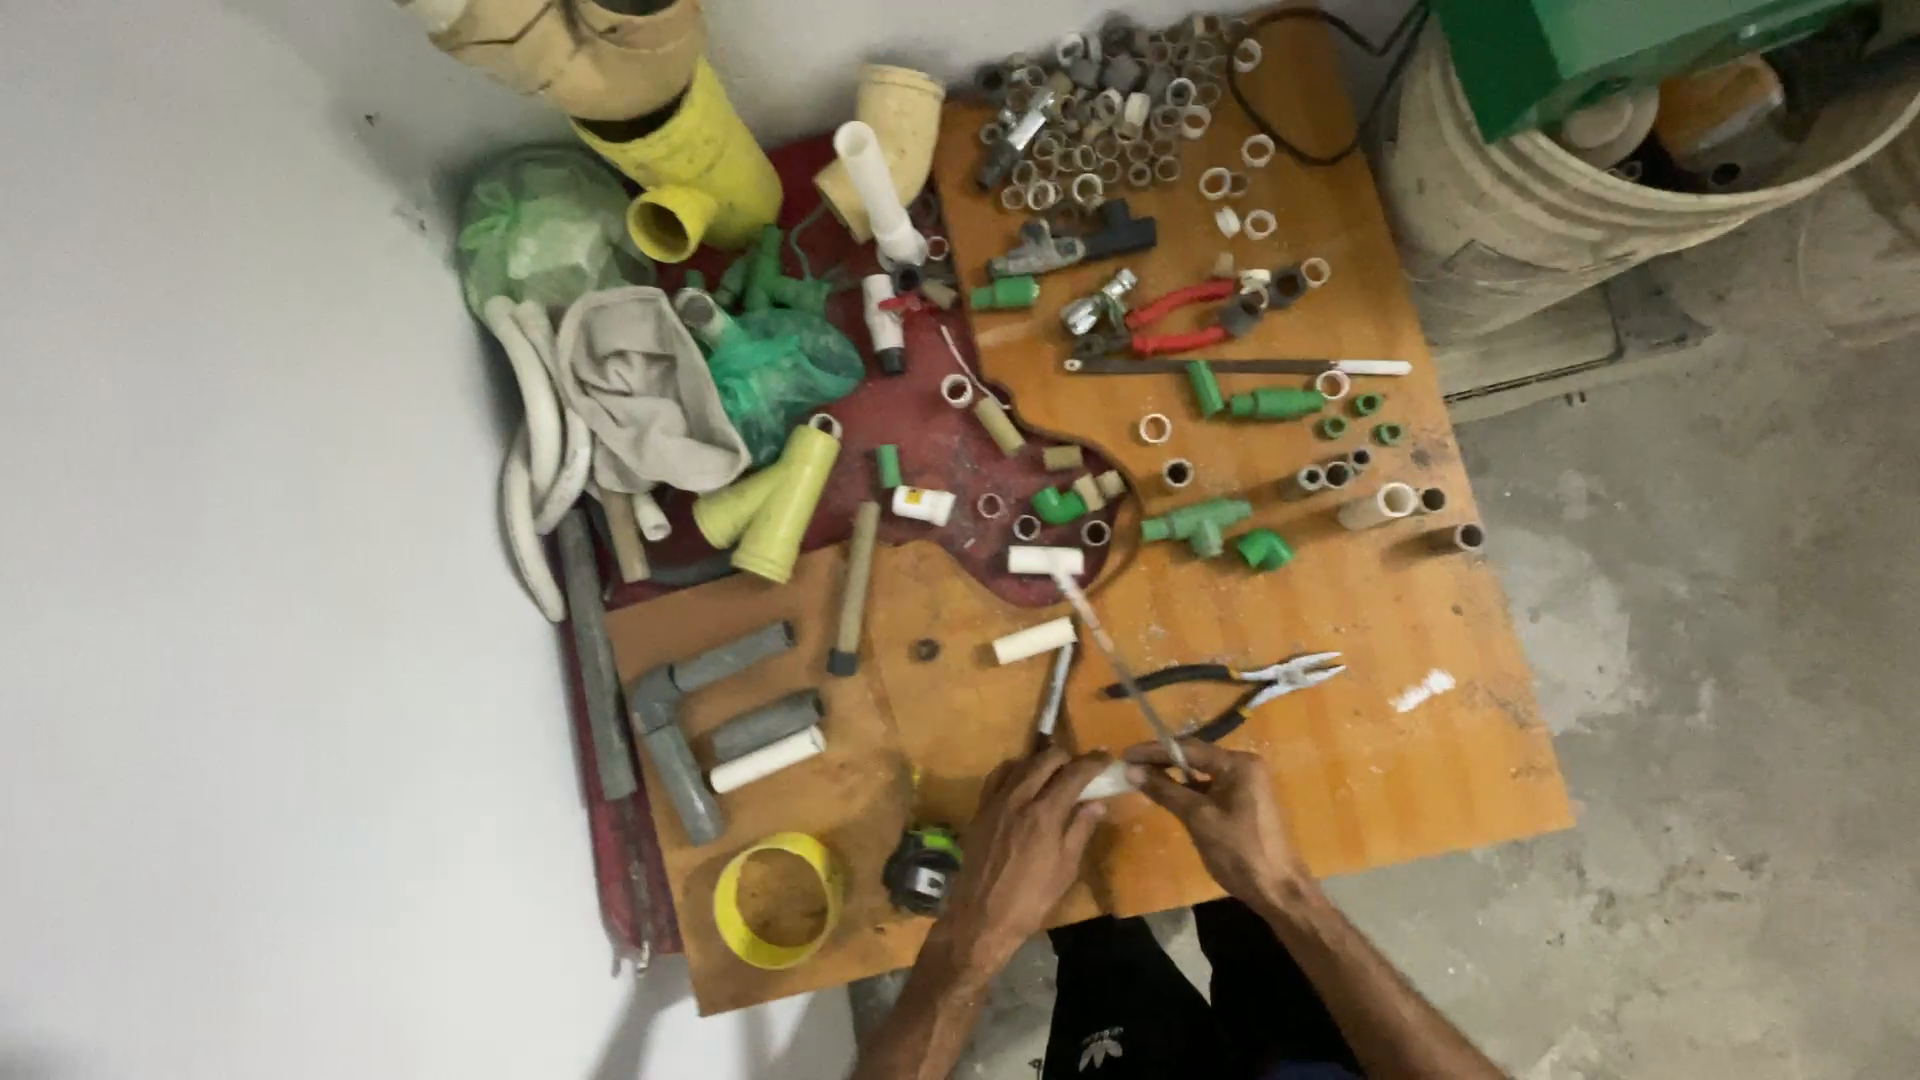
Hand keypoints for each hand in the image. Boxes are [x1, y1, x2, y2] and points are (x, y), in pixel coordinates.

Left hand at [930, 749, 1112, 978]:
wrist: (982, 915)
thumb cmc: (1031, 898)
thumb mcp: (1066, 868)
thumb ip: (1081, 829)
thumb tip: (1097, 803)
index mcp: (1044, 813)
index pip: (1073, 774)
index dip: (1093, 762)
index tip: (1106, 757)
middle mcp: (1019, 797)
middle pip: (1046, 759)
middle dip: (1068, 757)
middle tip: (1083, 765)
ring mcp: (996, 800)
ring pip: (1022, 763)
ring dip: (1043, 760)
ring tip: (1057, 770)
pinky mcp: (981, 808)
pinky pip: (999, 775)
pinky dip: (1016, 769)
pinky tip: (1024, 778)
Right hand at [1124, 740, 1311, 914]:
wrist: (1279, 891)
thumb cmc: (1239, 852)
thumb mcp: (1198, 818)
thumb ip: (1165, 789)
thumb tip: (1131, 770)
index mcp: (1238, 764)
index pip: (1188, 748)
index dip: (1153, 751)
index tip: (1125, 754)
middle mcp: (1244, 766)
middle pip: (1195, 756)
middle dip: (1162, 760)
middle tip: (1130, 764)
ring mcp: (1247, 784)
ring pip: (1201, 772)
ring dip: (1173, 774)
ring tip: (1142, 776)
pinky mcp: (1245, 801)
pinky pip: (1210, 786)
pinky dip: (1188, 789)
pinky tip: (1168, 792)